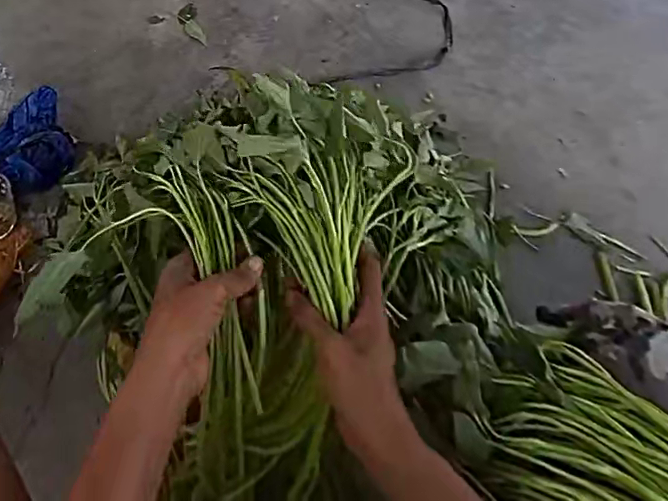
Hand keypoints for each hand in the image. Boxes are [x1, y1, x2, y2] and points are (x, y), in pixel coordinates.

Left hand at [134, 252, 261, 401]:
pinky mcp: (206, 331)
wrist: (172, 371)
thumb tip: (258, 261)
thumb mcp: (211, 291)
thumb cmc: (184, 320)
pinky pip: (226, 315)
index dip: (226, 247)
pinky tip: (255, 308)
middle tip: (262, 270)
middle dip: (237, 272)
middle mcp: (185, 286)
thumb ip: (235, 276)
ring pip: (222, 295)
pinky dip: (239, 312)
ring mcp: (195, 310)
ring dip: (241, 293)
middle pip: (215, 272)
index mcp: (178, 269)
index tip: (250, 247)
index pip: (204, 249)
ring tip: (261, 290)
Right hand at [287, 248, 407, 453]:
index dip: (357, 247)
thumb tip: (290, 290)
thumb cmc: (359, 387)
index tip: (335, 230)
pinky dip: (320, 315)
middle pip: (352, 284)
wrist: (376, 436)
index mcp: (372, 312)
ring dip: (322, 292)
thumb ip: (310, 317)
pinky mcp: (351, 355)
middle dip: (330, 268)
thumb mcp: (330, 348)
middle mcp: (369, 320)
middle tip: (303, 253)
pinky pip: (335, 325)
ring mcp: (361, 338)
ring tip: (296, 278)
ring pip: (342, 305)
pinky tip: (300, 314)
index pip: (370, 268)